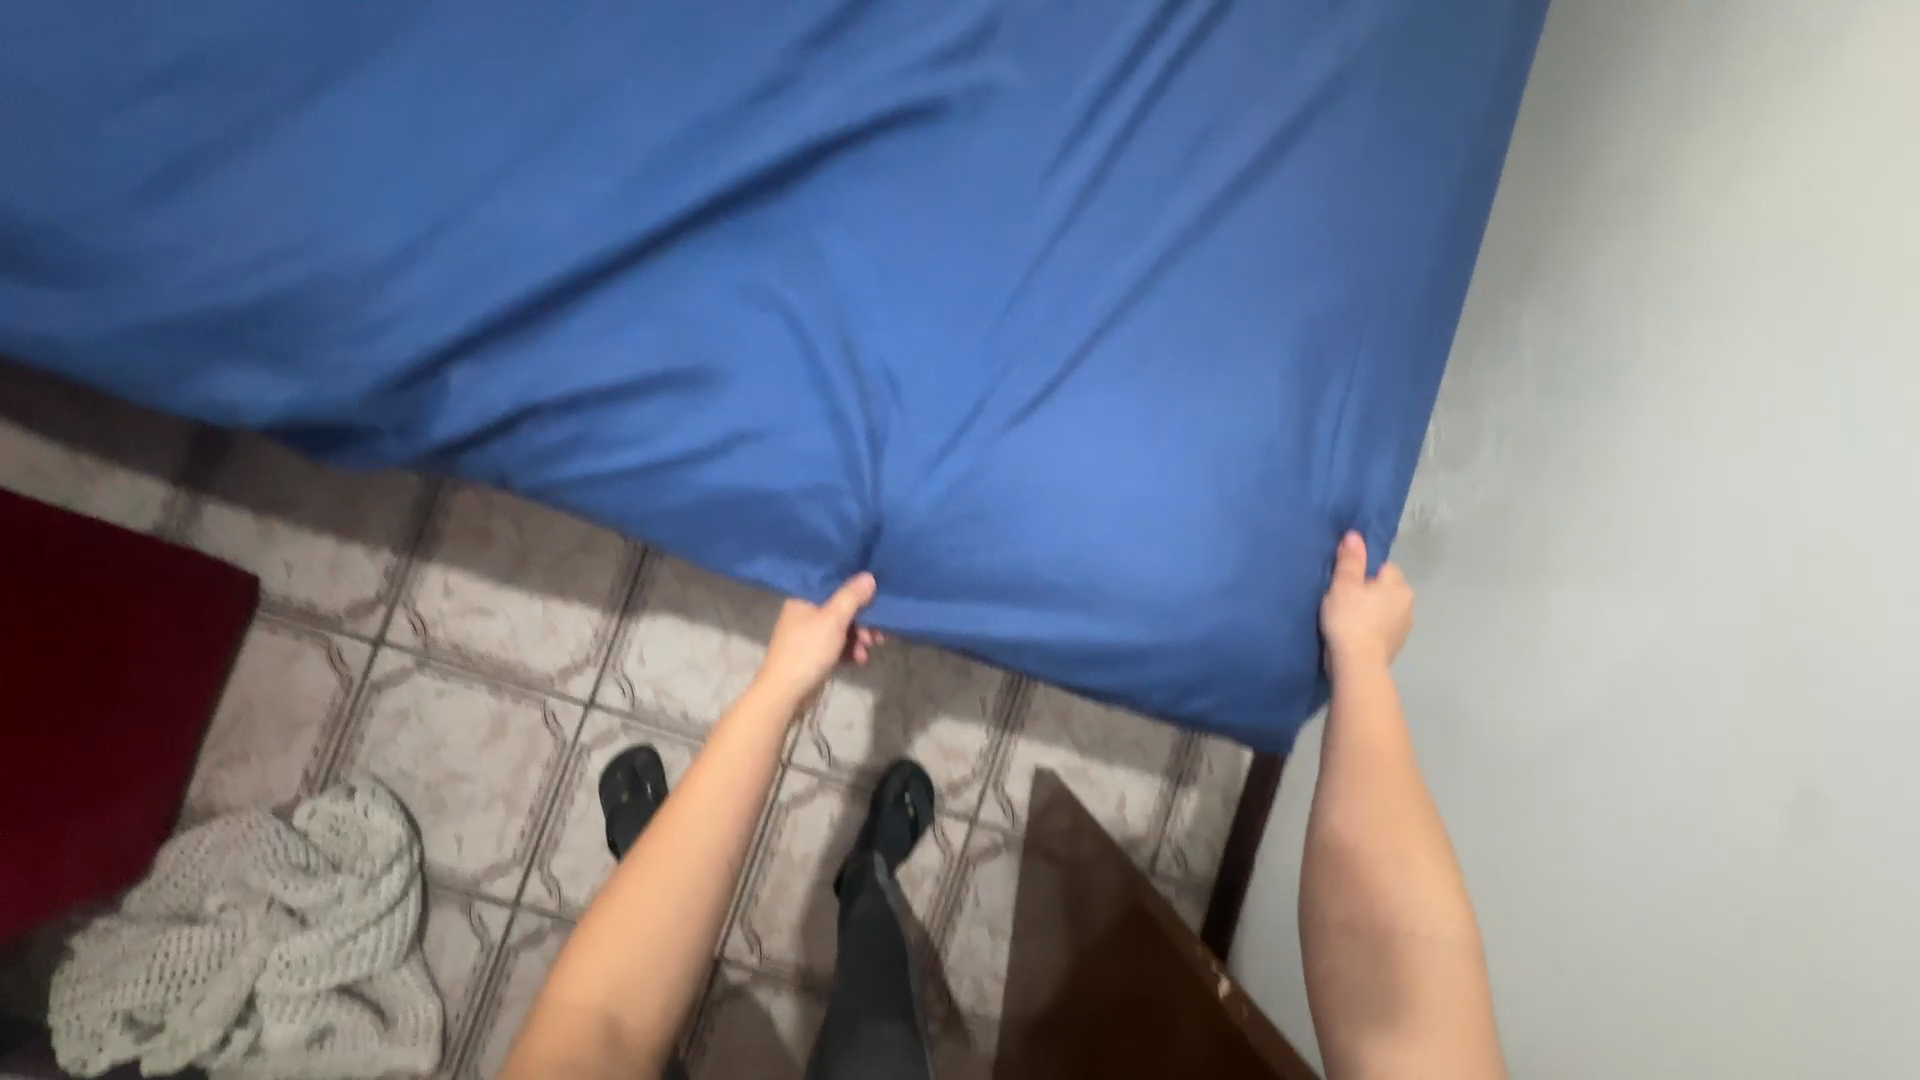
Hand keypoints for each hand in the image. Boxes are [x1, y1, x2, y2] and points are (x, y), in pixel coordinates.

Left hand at [754, 572, 883, 706]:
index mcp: (805, 598)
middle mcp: (806, 613)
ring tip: (866, 652)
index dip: (857, 590)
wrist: (786, 693)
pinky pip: (839, 646)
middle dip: (863, 621)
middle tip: (876, 634)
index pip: (835, 584)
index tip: (877, 598)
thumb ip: (852, 596)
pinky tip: (859, 661)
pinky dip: (850, 651)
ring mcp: (810, 635)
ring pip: (843, 629)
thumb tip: (869, 576)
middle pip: (842, 609)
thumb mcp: (833, 620)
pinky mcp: (815, 654)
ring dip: (859, 639)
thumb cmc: (807, 651)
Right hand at [1320, 531, 1413, 677]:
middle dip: (1369, 591)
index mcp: (1398, 585)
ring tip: (1347, 618)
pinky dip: (1372, 627)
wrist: (1358, 663)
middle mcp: (1408, 603)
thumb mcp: (1343, 585)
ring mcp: (1404, 626)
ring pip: (1385, 608)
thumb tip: (1355, 535)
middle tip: (1343, 599)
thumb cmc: (1350, 618)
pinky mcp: (1396, 644)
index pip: (1383, 567)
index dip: (1364, 572)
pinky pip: (1383, 627)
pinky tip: (1354, 633)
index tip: (1346, 582)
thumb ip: (1350, 560)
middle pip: (1385, 588)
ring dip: (1371, 610)